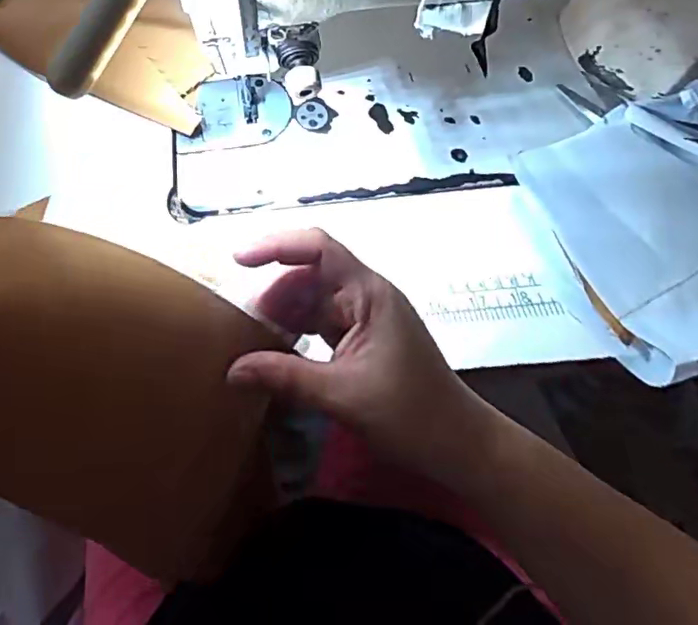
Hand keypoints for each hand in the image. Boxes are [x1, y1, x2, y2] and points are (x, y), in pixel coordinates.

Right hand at [226, 229, 501, 481]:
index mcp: (369, 294)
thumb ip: (286, 378)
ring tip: (257, 339)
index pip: (318, 248)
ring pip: (310, 298)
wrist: (465, 450)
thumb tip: (232, 370)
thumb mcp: (344, 397)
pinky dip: (295, 330)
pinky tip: (279, 351)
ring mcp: (364, 316)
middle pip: (308, 274)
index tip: (239, 261)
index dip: (276, 246)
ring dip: (282, 313)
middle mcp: (365, 296)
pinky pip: (318, 320)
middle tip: (246, 323)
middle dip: (274, 293)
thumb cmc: (414, 417)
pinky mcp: (361, 337)